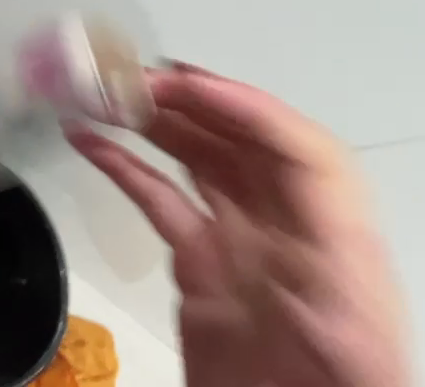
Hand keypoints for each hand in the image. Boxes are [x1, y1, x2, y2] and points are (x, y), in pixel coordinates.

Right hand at [66, 65, 410, 386]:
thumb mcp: (340, 346)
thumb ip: (297, 266)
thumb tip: (238, 206)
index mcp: (338, 244)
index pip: (302, 150)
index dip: (245, 106)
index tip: (177, 82)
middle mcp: (290, 230)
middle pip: (244, 143)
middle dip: (187, 100)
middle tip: (121, 77)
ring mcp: (243, 244)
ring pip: (199, 159)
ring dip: (151, 121)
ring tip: (97, 94)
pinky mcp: (201, 263)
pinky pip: (160, 198)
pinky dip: (122, 164)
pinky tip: (84, 139)